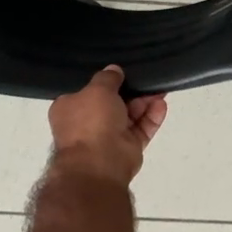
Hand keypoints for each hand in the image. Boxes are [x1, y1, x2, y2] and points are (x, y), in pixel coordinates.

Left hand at [48, 66, 166, 184]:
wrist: (100, 161)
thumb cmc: (91, 121)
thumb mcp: (97, 89)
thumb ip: (107, 77)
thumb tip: (114, 70)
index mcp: (70, 109)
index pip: (88, 92)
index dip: (106, 82)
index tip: (122, 73)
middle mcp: (88, 122)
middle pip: (114, 102)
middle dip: (131, 91)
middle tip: (147, 79)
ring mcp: (109, 136)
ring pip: (130, 115)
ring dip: (145, 102)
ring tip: (160, 90)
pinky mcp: (128, 146)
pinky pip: (141, 128)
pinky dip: (151, 117)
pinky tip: (161, 105)